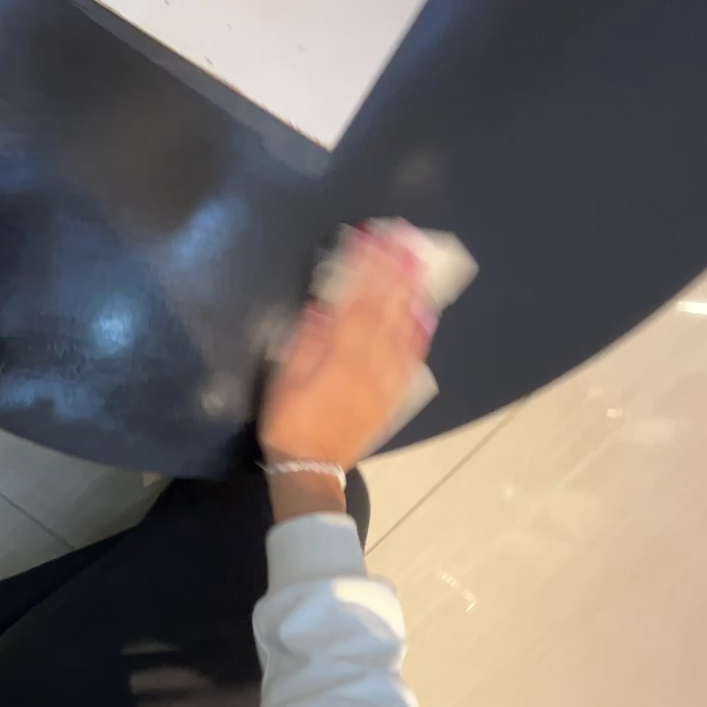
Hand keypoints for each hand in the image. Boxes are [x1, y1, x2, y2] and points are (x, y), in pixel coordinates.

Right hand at [258, 228, 434, 520]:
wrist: (310, 467)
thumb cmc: (288, 423)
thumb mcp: (282, 382)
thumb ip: (305, 344)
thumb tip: (324, 307)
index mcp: (339, 355)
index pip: (358, 302)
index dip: (367, 269)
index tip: (372, 240)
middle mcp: (369, 361)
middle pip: (386, 308)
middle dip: (394, 272)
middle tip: (402, 240)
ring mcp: (386, 378)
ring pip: (403, 327)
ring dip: (409, 293)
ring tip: (415, 264)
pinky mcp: (393, 393)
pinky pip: (412, 356)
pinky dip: (419, 330)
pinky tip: (423, 313)